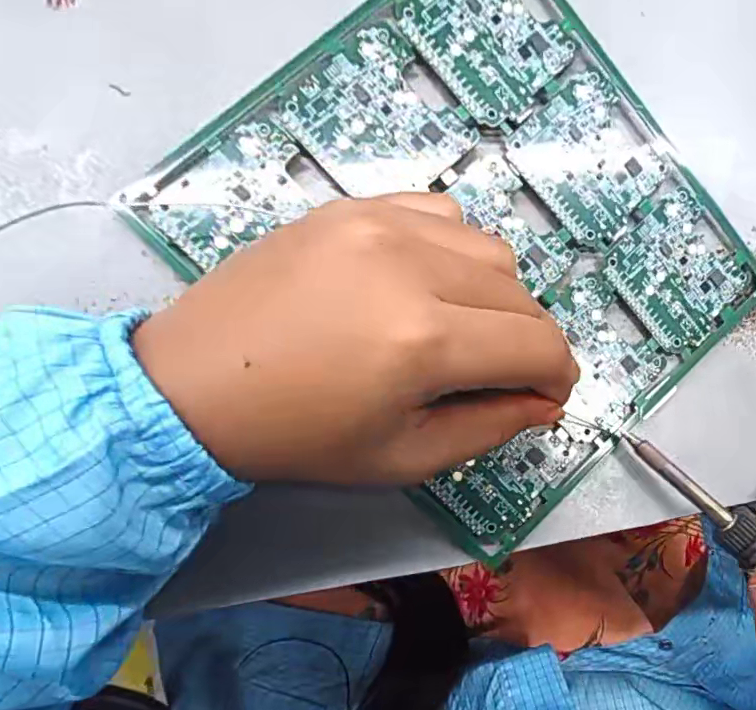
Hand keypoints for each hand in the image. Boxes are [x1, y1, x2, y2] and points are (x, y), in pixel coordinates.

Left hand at [132, 193, 577, 484]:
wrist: (197, 387)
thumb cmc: (302, 439)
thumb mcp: (404, 457)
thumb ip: (489, 428)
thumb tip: (544, 402)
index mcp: (424, 343)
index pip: (538, 346)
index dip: (558, 377)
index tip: (546, 397)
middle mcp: (411, 268)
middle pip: (521, 295)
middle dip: (530, 343)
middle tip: (502, 377)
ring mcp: (378, 224)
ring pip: (490, 249)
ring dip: (499, 298)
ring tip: (465, 333)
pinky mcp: (352, 207)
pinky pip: (441, 215)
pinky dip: (457, 253)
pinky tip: (430, 286)